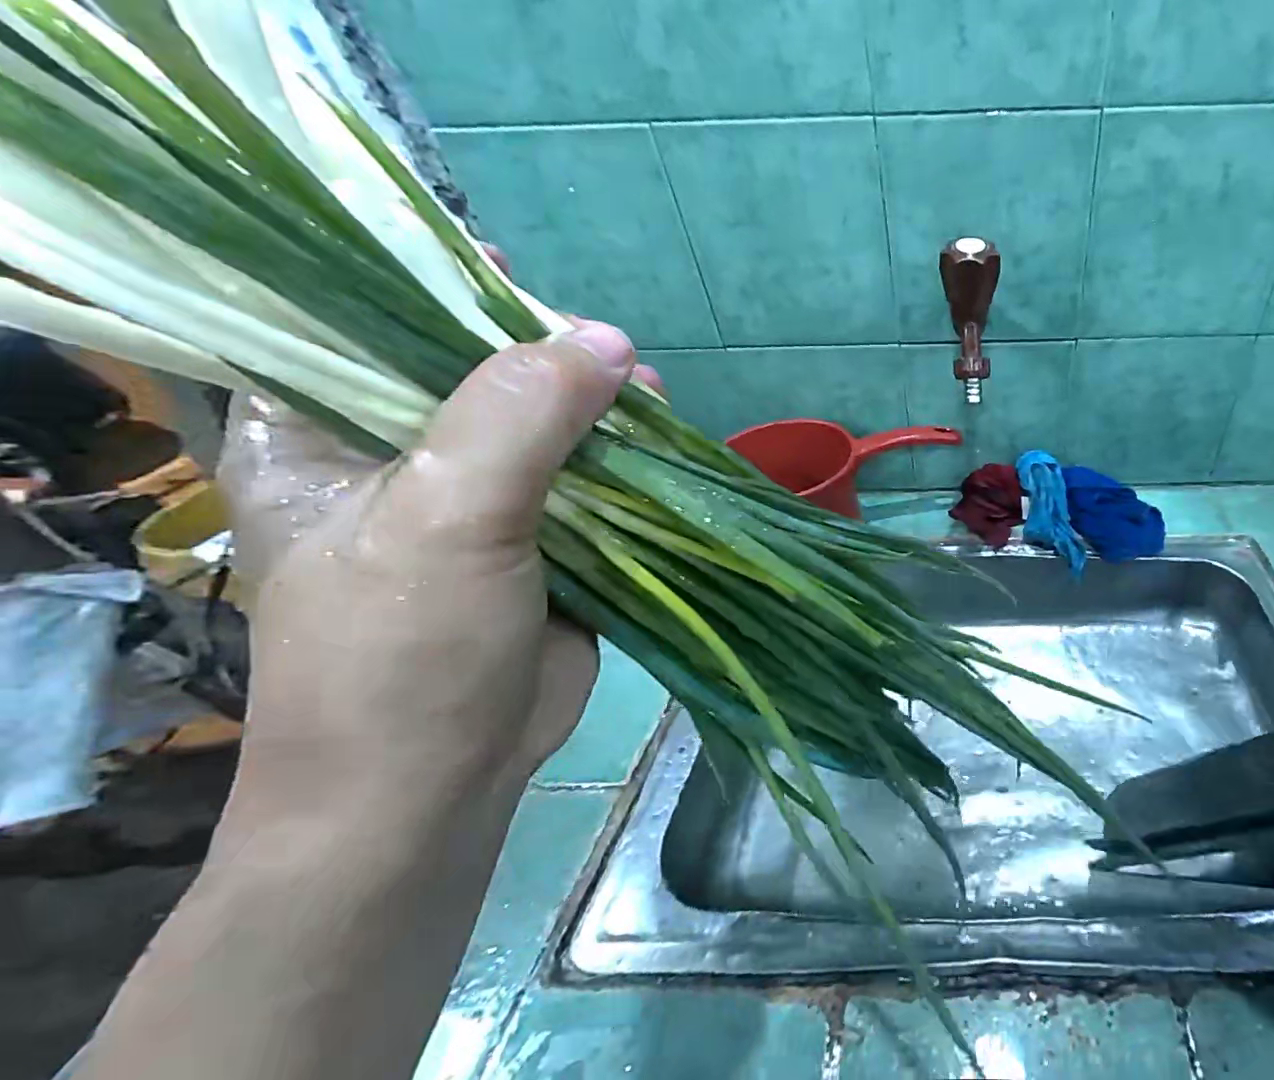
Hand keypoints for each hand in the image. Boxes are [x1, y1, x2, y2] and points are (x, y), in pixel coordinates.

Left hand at [216, 318, 656, 815]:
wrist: (441, 781)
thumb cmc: (405, 653)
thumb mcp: (449, 519)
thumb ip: (521, 419)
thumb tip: (611, 340)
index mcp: (324, 431)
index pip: (365, 319)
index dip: (432, 284)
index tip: (510, 273)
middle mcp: (403, 455)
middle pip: (481, 371)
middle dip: (550, 357)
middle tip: (614, 354)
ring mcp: (482, 500)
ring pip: (550, 428)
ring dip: (603, 413)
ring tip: (654, 399)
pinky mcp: (544, 540)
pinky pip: (591, 481)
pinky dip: (628, 464)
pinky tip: (662, 450)